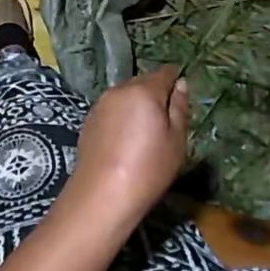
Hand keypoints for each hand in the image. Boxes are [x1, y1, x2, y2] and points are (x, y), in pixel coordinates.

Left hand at [69, 66, 191, 224]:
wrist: (100, 197)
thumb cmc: (148, 168)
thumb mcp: (176, 139)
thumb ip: (179, 107)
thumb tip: (181, 84)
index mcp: (144, 90)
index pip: (165, 73)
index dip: (175, 85)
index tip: (180, 106)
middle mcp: (120, 90)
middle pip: (144, 83)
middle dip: (155, 96)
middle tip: (164, 124)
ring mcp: (100, 106)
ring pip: (126, 97)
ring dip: (136, 107)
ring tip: (143, 136)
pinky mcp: (88, 122)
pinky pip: (112, 111)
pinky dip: (121, 119)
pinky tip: (124, 143)